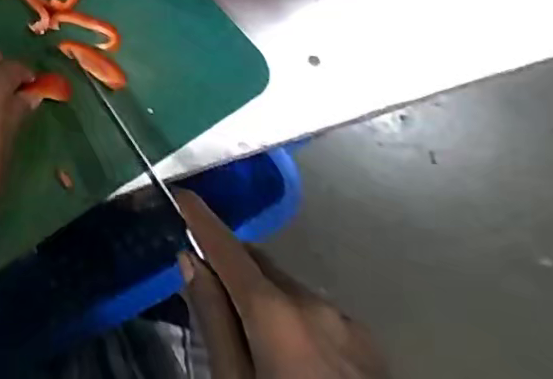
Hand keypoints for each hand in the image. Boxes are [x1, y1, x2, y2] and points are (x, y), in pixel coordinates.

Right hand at [175, 189, 388, 378]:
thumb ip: (213, 320)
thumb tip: (190, 261)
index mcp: (275, 311)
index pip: (227, 246)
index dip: (200, 218)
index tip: (180, 195)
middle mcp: (314, 304)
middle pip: (258, 265)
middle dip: (230, 265)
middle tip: (203, 279)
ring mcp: (348, 326)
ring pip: (289, 291)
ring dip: (263, 295)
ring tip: (247, 330)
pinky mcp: (372, 351)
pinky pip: (318, 317)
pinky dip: (293, 319)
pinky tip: (290, 357)